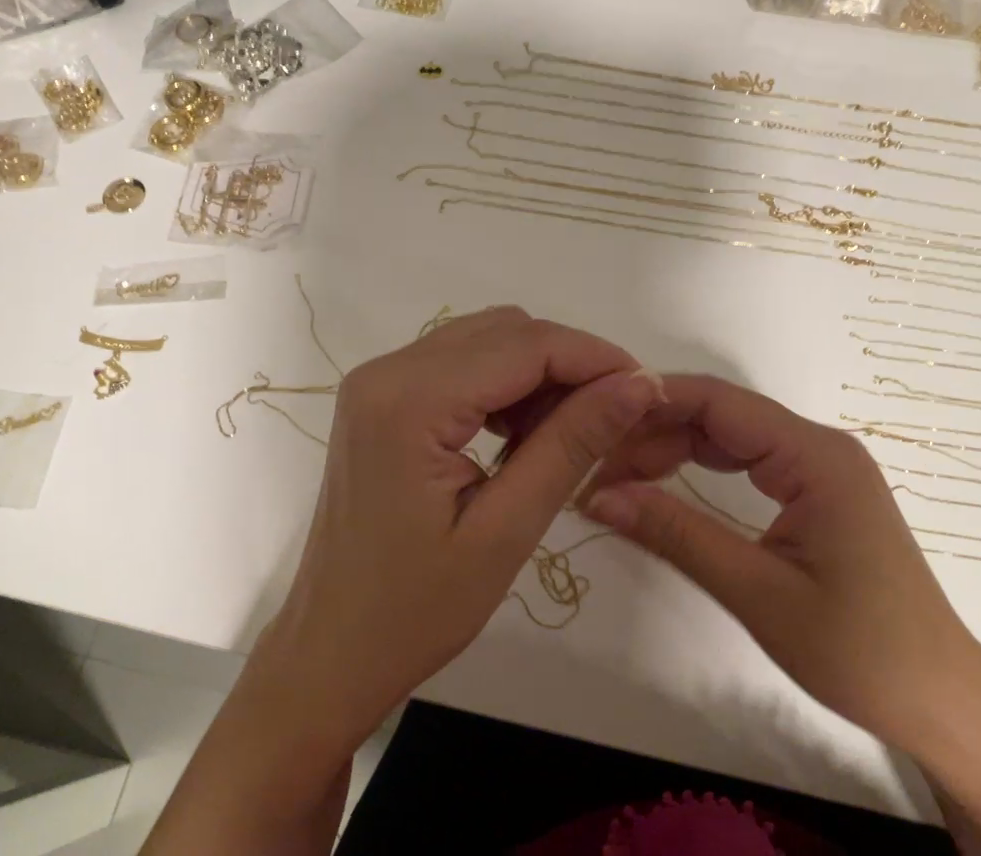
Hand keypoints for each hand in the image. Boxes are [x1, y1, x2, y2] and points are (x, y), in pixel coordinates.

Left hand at [253, 307, 665, 742]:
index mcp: (408, 400)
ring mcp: (376, 383)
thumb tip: (638, 383)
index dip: (596, 358)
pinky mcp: (378, 402)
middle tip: (612, 422)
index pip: (524, 344)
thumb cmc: (414, 610)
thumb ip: (570, 445)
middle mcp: (385, 371)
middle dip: (568, 365)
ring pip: (483, 343)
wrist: (331, 649)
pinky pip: (457, 368)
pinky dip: (502, 387)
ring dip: (537, 375)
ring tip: (569, 436)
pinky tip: (522, 437)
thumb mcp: (506, 531)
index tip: (649, 391)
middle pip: (504, 332)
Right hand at [581, 374, 980, 752]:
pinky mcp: (818, 497)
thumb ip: (677, 535)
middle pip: (721, 415)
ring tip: (618, 481)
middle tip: (598, 472)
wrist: (937, 699)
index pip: (718, 402)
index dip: (651, 404)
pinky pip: (750, 464)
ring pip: (732, 438)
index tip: (593, 426)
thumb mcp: (757, 592)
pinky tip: (665, 488)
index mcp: (815, 456)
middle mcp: (820, 448)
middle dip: (655, 433)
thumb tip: (599, 495)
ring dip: (674, 451)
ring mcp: (822, 471)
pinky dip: (702, 472)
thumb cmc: (857, 649)